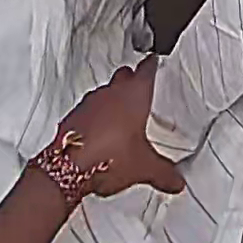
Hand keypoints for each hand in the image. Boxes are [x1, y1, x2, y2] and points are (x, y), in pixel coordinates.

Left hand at [48, 56, 183, 198]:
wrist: (65, 171)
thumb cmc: (107, 156)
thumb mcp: (143, 166)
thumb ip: (163, 172)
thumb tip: (176, 181)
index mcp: (135, 93)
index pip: (148, 68)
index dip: (153, 64)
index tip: (154, 61)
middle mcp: (113, 92)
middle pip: (124, 73)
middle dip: (130, 78)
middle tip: (137, 86)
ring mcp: (90, 102)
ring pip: (104, 90)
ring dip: (110, 98)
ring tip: (117, 114)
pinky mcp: (72, 117)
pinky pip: (85, 109)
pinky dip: (92, 116)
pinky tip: (96, 132)